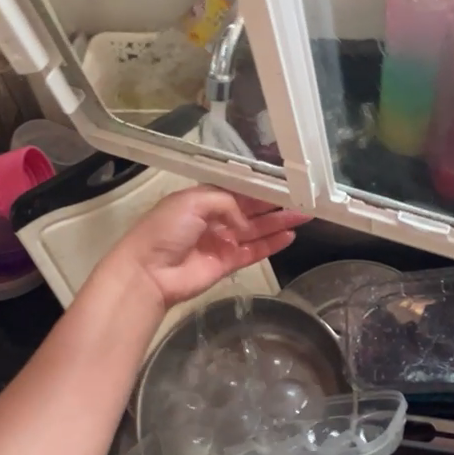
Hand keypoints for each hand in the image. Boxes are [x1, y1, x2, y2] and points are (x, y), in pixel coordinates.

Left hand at [101, 186, 310, 307]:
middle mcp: (215, 218)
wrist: (148, 273)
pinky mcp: (228, 263)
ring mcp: (223, 241)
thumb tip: (246, 221)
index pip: (239, 189)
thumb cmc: (165, 230)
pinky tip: (290, 236)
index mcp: (204, 198)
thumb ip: (227, 202)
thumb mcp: (193, 201)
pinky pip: (254, 251)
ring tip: (305, 215)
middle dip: (277, 204)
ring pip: (258, 230)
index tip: (286, 181)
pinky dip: (272, 244)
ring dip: (280, 222)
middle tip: (304, 199)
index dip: (262, 186)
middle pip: (252, 209)